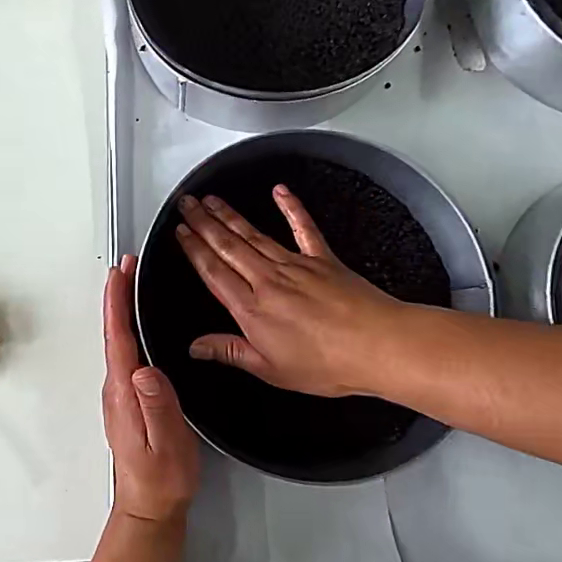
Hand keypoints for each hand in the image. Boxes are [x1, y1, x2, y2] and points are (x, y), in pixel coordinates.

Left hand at [103, 254, 199, 523]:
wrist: (148, 503)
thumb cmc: (161, 477)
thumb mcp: (168, 444)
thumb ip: (158, 407)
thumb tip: (145, 370)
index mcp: (125, 392)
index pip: (118, 339)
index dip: (117, 304)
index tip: (120, 274)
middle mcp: (116, 388)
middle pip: (113, 333)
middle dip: (116, 297)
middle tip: (124, 267)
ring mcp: (119, 393)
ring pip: (117, 342)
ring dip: (119, 310)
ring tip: (127, 284)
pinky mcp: (127, 399)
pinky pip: (124, 354)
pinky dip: (125, 331)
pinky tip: (133, 325)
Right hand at [173, 185, 410, 396]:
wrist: (381, 347)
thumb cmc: (330, 362)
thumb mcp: (269, 368)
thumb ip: (229, 352)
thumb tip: (198, 348)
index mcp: (252, 309)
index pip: (213, 271)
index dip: (193, 249)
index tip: (180, 233)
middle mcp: (269, 281)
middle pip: (227, 245)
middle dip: (203, 223)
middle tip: (186, 205)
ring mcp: (296, 266)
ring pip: (253, 234)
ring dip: (229, 215)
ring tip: (211, 200)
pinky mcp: (323, 261)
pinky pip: (303, 228)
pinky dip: (291, 207)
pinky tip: (280, 192)